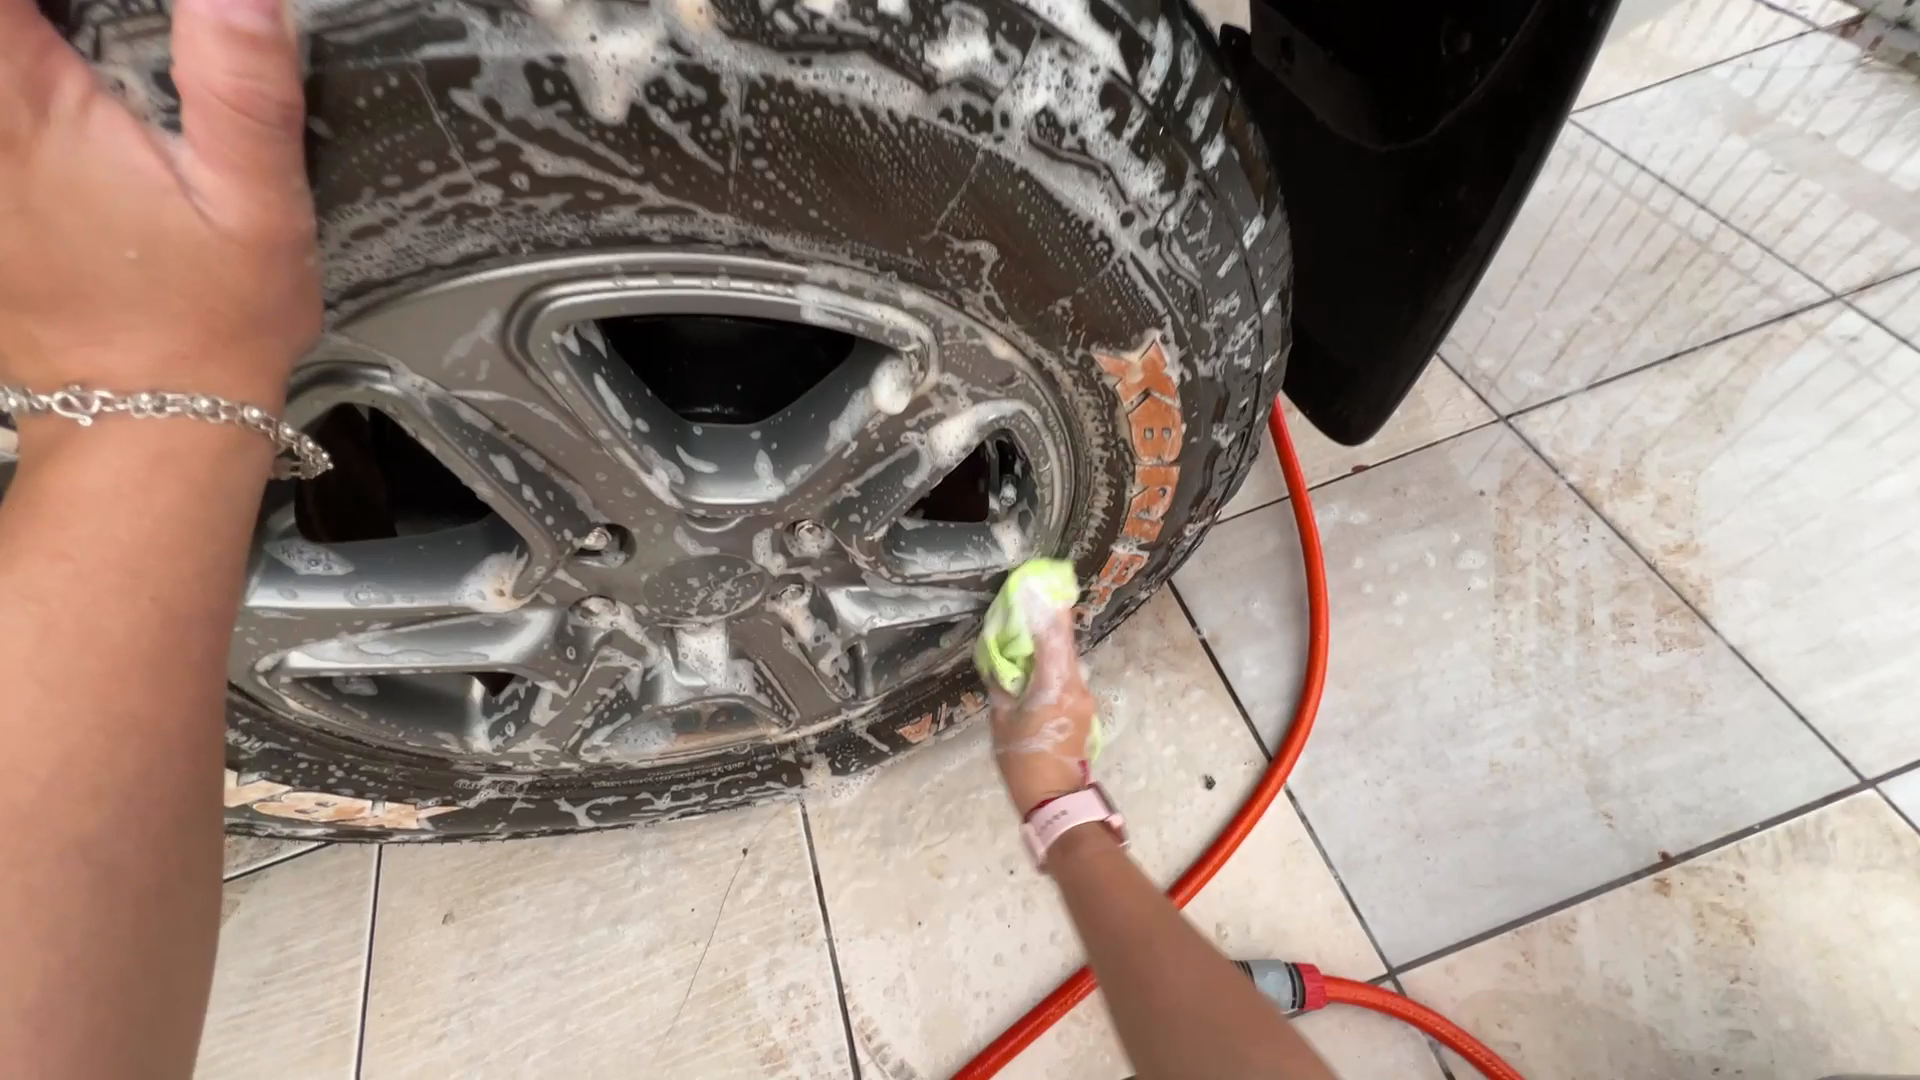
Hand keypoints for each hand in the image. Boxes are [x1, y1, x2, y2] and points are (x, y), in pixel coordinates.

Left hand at [0, 0, 318, 427]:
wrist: (156, 404)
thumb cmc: (217, 313)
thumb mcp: (260, 209)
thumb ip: (243, 97)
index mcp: (25, 94)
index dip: (77, 2)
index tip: (123, 20)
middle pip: (3, 29)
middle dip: (68, 26)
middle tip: (117, 45)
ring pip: (1, 58)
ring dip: (57, 49)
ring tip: (99, 61)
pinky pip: (0, 99)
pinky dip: (34, 78)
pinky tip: (74, 94)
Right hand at [987, 595, 1097, 817]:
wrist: (1055, 800)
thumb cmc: (1023, 760)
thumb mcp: (1002, 720)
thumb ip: (1002, 686)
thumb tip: (1001, 663)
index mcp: (1055, 685)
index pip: (1054, 637)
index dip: (1049, 610)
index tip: (1043, 587)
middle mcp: (1076, 686)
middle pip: (1065, 645)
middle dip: (1052, 624)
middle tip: (1036, 605)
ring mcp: (1084, 699)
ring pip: (1069, 662)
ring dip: (1052, 647)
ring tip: (1032, 637)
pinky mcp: (1084, 711)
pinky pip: (1069, 679)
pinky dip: (1055, 667)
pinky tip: (1038, 669)